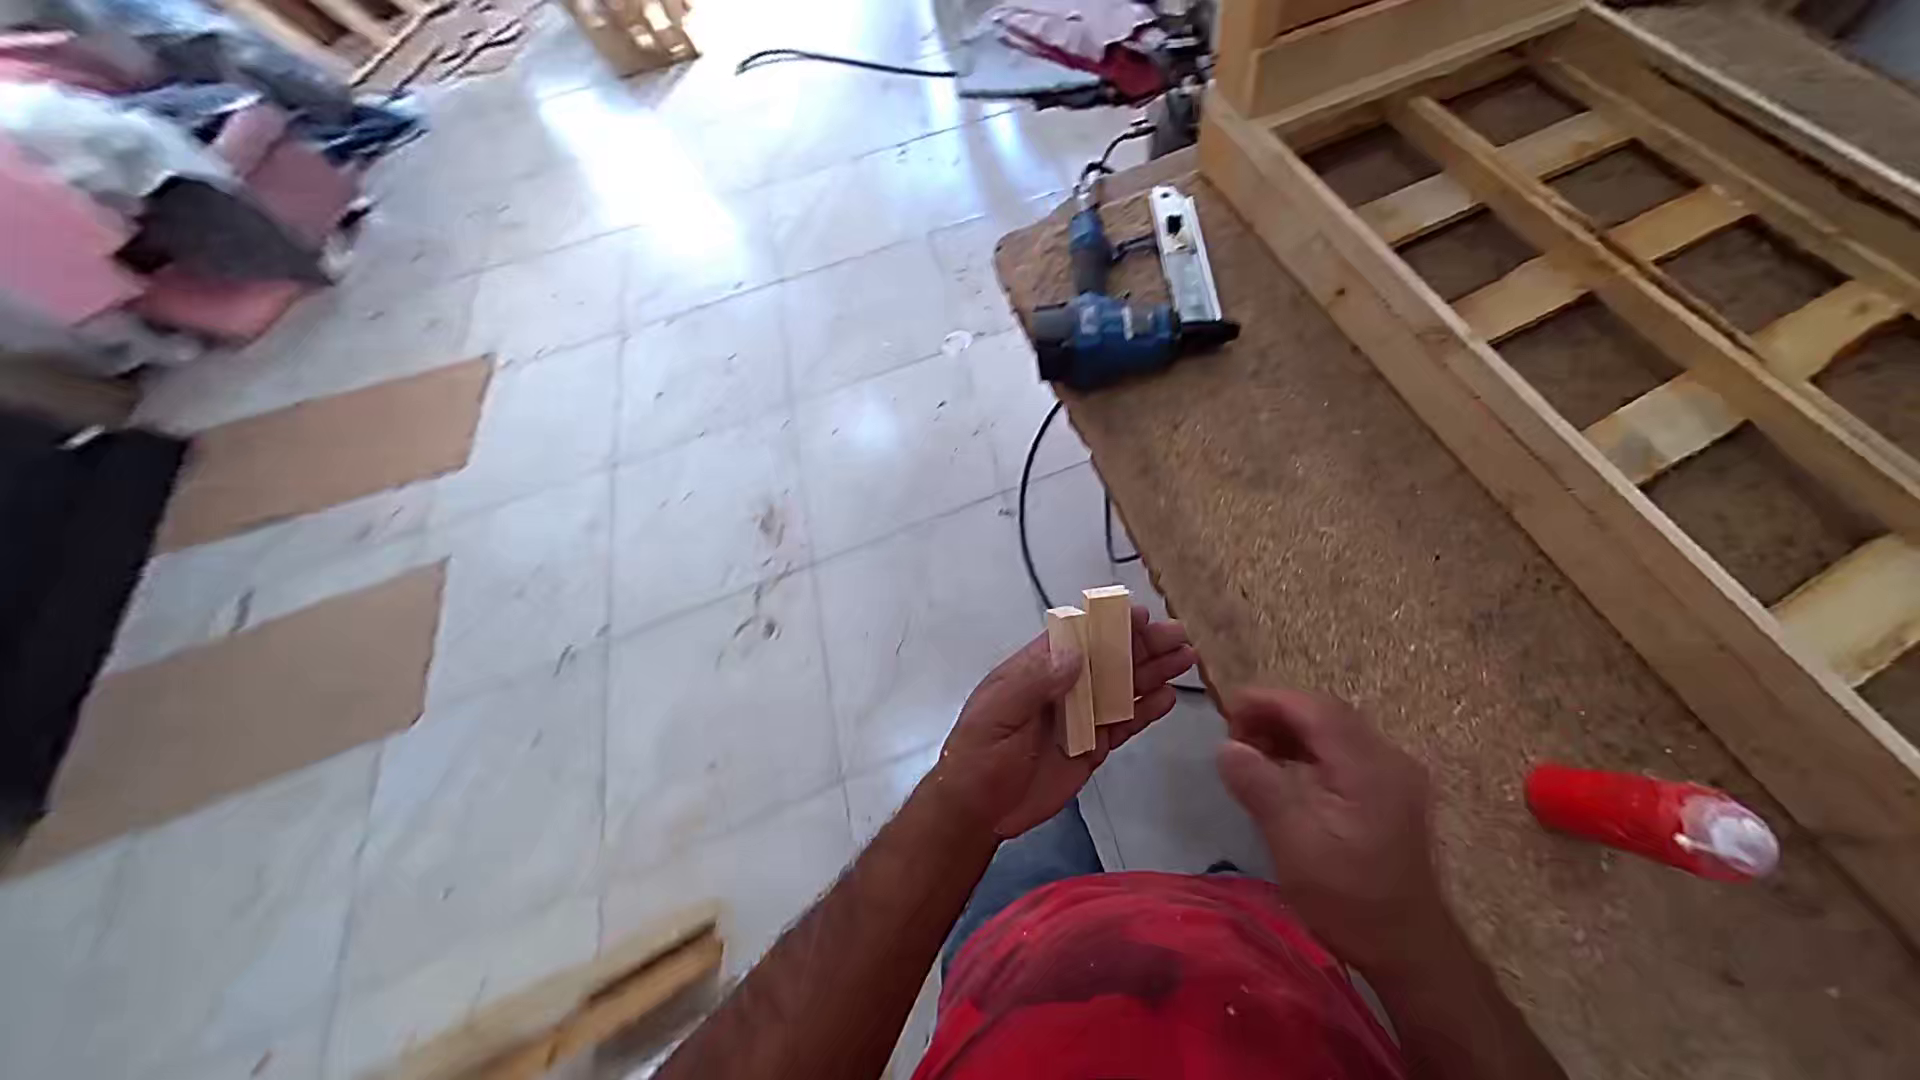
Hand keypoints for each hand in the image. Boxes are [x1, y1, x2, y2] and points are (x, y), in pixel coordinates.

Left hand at [924, 605, 1194, 837]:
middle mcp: (1063, 687)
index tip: (1142, 615)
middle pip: (1107, 659)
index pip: (1077, 637)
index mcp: (1036, 669)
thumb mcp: (998, 713)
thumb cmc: (979, 754)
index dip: (1108, 624)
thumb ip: (1034, 682)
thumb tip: (1073, 652)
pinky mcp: (1092, 747)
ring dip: (1152, 672)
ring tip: (1186, 658)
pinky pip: (1123, 724)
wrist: (979, 811)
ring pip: (1121, 688)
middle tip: (1179, 635)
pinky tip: (1168, 698)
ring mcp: (1080, 717)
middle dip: (1142, 645)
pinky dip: (1145, 711)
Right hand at [1216, 688, 1447, 970]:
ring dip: (1287, 728)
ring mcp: (1391, 774)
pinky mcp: (1387, 789)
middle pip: (1324, 712)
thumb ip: (1261, 788)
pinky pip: (1340, 748)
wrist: (1409, 953)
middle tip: (1234, 734)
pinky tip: (1280, 767)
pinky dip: (1304, 747)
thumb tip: (1226, 746)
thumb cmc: (1349, 900)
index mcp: (1369, 768)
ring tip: (1249, 749)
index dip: (1266, 700)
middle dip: (1274, 713)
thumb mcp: (1294, 845)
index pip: (1314, 708)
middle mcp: (1387, 759)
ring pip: (1332, 727)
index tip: (1226, 712)